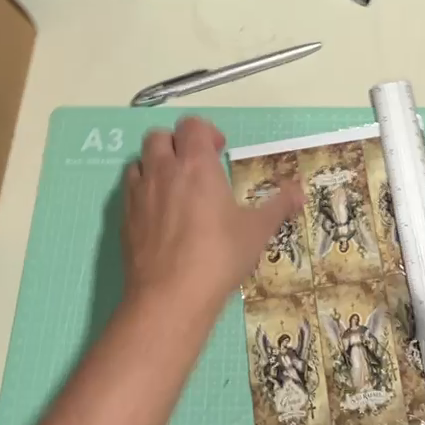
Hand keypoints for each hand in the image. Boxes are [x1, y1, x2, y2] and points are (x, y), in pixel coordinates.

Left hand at [123, 117, 303, 314]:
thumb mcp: (257, 230)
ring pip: (139, 160)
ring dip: (156, 165)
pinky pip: (129, 189)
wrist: (169, 299)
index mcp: (196, 165)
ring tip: (176, 188)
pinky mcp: (124, 219)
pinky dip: (143, 190)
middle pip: (159, 136)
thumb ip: (279, 205)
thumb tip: (300, 191)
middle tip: (196, 168)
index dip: (206, 132)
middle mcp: (163, 171)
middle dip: (177, 144)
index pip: (191, 125)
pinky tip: (160, 214)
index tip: (219, 152)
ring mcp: (138, 195)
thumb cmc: (218, 257)